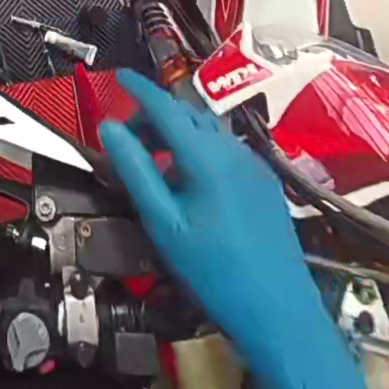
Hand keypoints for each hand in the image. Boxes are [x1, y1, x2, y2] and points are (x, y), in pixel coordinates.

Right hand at [98, 70, 388, 388]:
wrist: (279, 313)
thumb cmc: (213, 271)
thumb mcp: (162, 221)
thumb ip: (134, 169)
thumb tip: (109, 128)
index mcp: (207, 156)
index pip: (166, 107)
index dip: (138, 88)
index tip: (118, 75)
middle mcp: (234, 151)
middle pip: (186, 116)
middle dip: (152, 117)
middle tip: (126, 140)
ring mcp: (253, 166)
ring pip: (206, 133)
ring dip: (174, 136)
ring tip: (152, 167)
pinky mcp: (263, 184)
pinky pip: (223, 151)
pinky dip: (196, 152)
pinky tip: (185, 185)